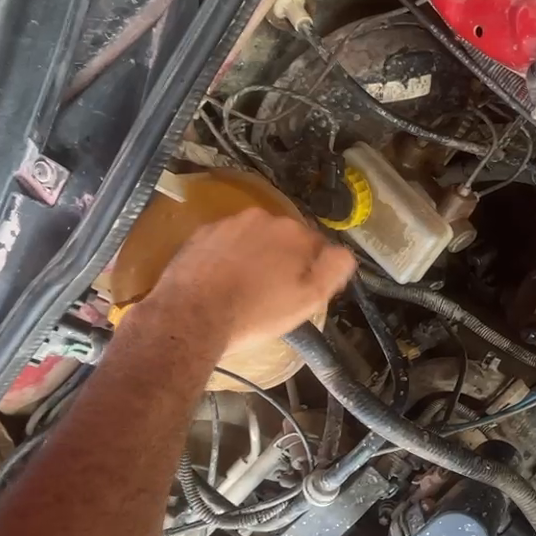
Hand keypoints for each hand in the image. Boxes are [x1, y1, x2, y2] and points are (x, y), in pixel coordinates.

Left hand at [135, 209, 355, 350]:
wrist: (190, 318)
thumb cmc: (256, 313)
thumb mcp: (309, 300)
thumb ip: (335, 269)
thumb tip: (344, 253)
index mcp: (295, 232)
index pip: (318, 246)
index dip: (313, 270)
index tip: (302, 290)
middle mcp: (263, 218)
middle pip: (285, 239)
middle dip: (284, 259)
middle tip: (275, 292)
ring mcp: (229, 223)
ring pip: (255, 239)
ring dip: (256, 256)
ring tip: (246, 288)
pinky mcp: (201, 233)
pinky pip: (226, 243)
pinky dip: (229, 257)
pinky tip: (224, 282)